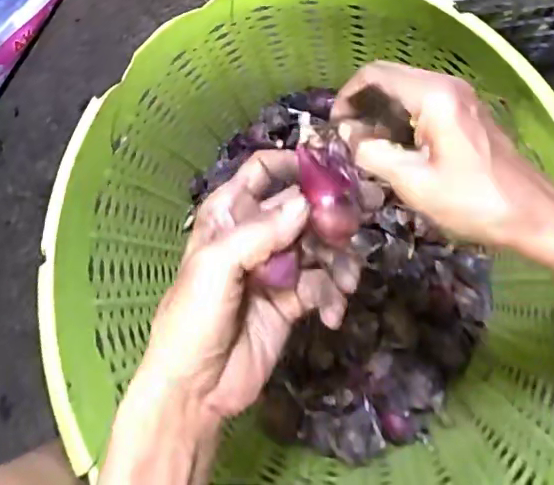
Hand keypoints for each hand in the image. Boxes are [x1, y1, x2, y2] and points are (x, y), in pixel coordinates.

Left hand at [132, 150, 355, 422]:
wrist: (195, 390)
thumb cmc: (193, 315)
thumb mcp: (217, 266)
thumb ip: (260, 232)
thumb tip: (306, 203)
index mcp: (229, 211)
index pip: (264, 170)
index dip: (295, 164)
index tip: (331, 170)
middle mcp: (255, 231)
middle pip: (302, 207)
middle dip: (332, 215)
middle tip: (361, 223)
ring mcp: (275, 265)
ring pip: (319, 245)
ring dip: (338, 261)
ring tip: (345, 285)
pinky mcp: (292, 299)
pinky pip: (322, 284)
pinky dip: (333, 295)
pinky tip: (332, 315)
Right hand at [332, 62, 553, 265]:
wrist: (538, 217)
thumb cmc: (475, 201)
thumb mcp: (414, 183)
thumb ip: (372, 153)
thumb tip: (347, 136)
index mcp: (432, 95)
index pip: (375, 75)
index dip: (347, 95)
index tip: (335, 124)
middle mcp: (445, 85)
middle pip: (389, 77)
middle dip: (362, 101)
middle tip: (346, 135)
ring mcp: (459, 96)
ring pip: (405, 89)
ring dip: (380, 110)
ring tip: (366, 144)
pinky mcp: (466, 111)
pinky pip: (422, 100)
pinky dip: (401, 115)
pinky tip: (395, 145)